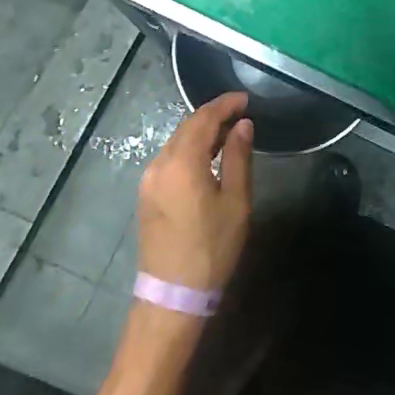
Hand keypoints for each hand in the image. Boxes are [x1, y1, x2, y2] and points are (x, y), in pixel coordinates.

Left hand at [136, 92, 253, 290]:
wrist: (173, 295)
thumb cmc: (212, 247)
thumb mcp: (236, 201)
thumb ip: (238, 157)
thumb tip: (243, 125)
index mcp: (181, 163)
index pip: (203, 119)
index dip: (225, 104)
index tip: (247, 98)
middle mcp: (158, 165)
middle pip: (186, 127)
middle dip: (213, 115)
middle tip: (241, 113)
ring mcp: (148, 181)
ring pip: (177, 142)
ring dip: (201, 132)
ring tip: (230, 132)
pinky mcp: (147, 195)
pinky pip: (170, 158)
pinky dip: (190, 148)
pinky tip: (208, 155)